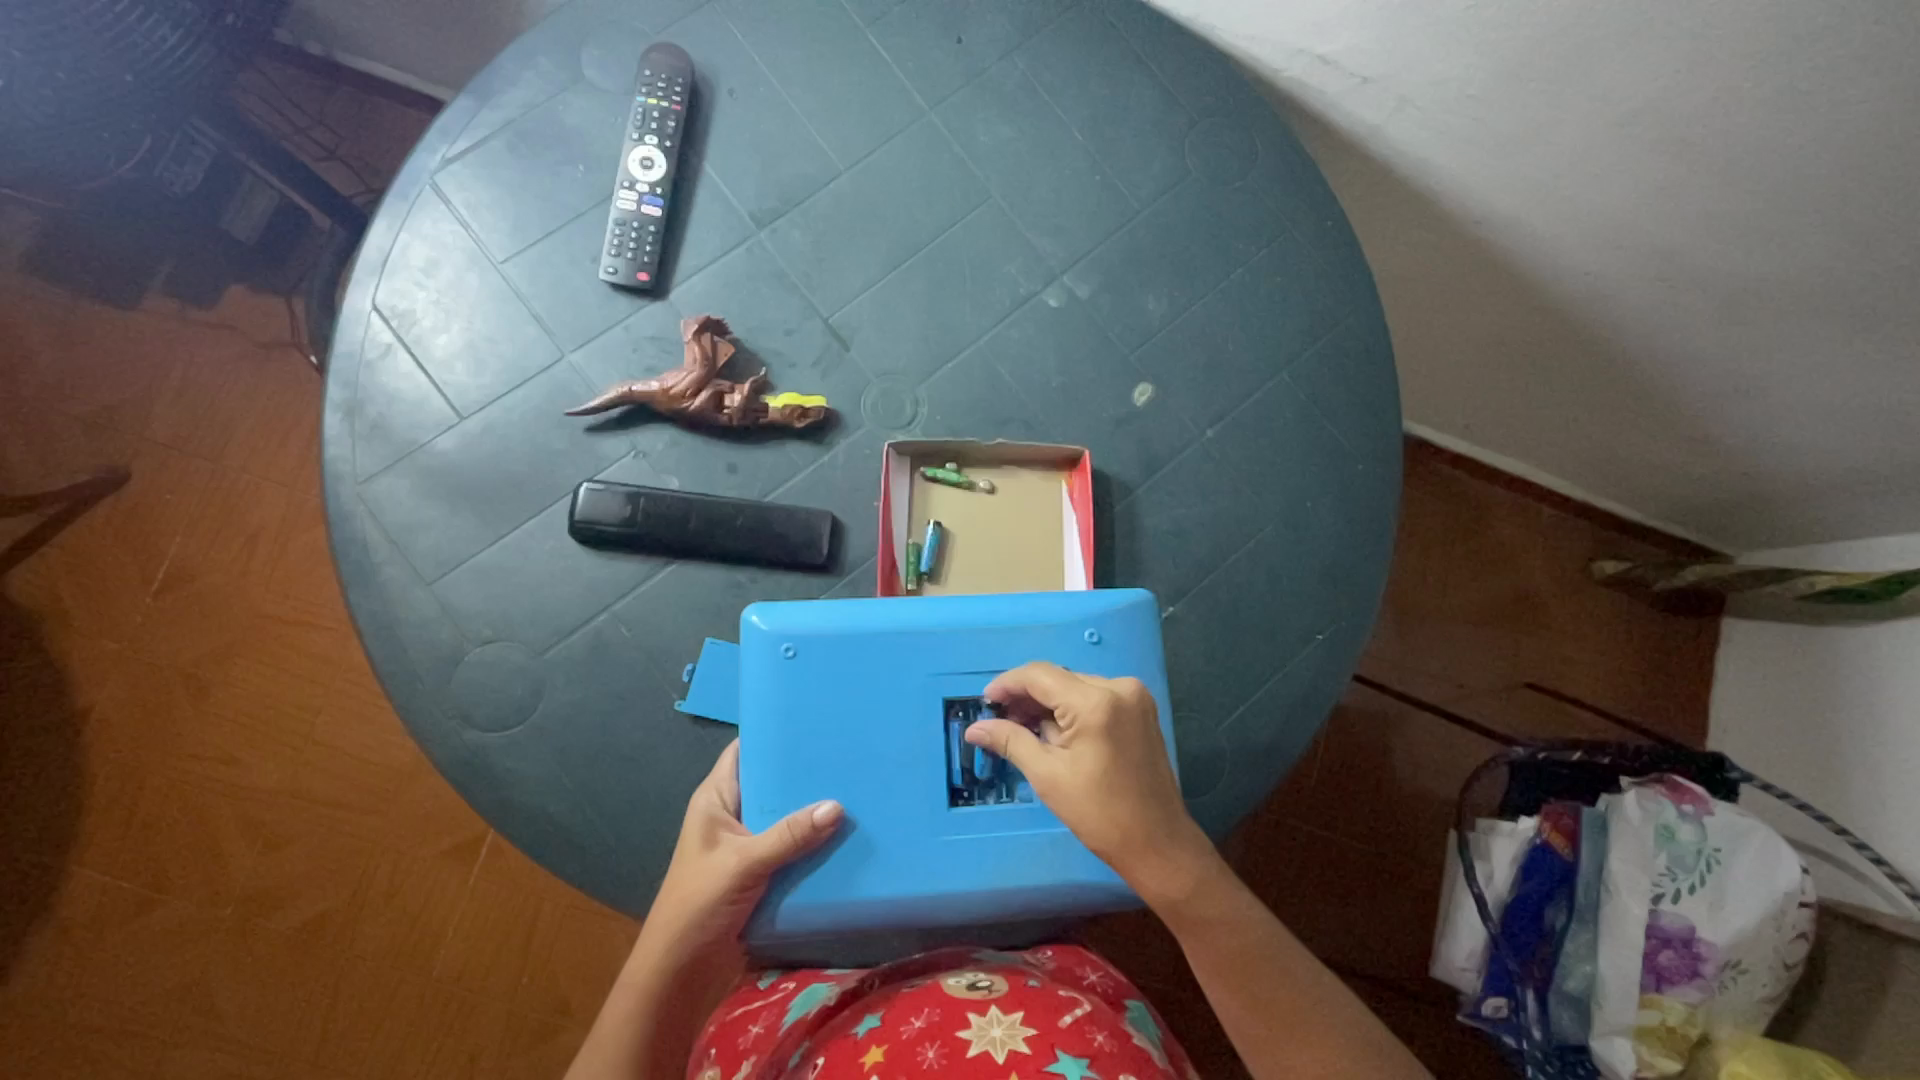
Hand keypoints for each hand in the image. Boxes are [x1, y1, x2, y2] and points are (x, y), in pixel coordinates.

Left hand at [642, 740, 842, 961]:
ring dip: (815, 813)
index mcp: (716, 800)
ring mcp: (748, 847)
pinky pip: (795, 851)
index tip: (813, 721)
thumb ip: (789, 836)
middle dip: (806, 775)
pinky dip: (817, 846)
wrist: (681, 976)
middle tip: (849, 757)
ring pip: (788, 819)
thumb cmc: (698, 906)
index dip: (773, 734)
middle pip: (773, 785)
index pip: (744, 752)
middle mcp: (733, 817)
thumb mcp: (743, 864)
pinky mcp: (763, 876)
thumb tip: (838, 806)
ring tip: (860, 791)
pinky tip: (850, 837)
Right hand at [966, 662, 1212, 886]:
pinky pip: (1094, 697)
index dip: (1007, 685)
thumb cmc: (1099, 814)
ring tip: (1025, 732)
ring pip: (1075, 687)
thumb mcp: (1047, 775)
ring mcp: (1134, 696)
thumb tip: (974, 728)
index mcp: (1095, 702)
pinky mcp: (1141, 709)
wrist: (1157, 842)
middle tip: (1001, 723)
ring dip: (1048, 705)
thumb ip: (1010, 741)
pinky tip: (1055, 734)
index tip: (985, 702)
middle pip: (1058, 679)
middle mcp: (1119, 687)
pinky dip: (1071, 710)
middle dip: (1027, 698)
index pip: (1039, 675)